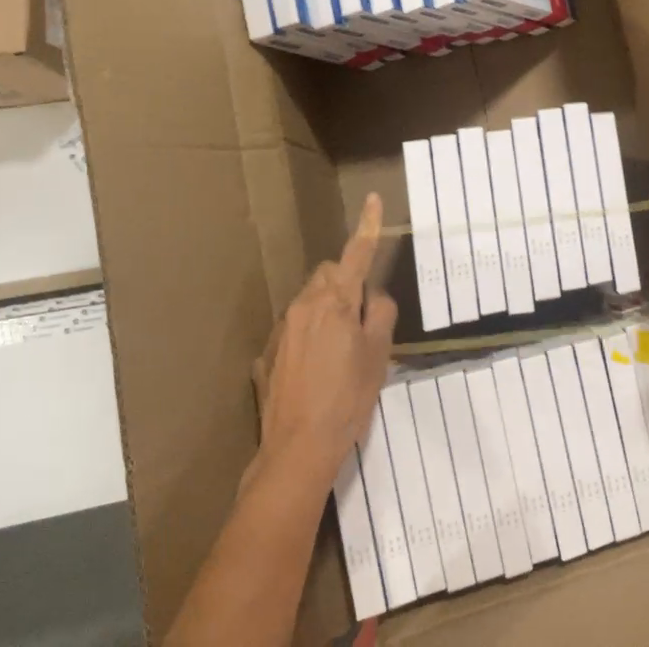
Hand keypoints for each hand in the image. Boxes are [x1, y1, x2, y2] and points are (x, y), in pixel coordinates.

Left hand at [253, 194, 395, 479]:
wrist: (298, 448)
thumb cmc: (348, 398)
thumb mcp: (379, 356)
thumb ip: (380, 314)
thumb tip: (374, 295)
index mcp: (335, 302)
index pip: (356, 254)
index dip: (368, 226)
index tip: (373, 200)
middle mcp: (303, 307)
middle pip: (328, 276)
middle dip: (347, 283)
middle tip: (365, 320)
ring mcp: (282, 331)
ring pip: (311, 302)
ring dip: (329, 311)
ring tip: (344, 352)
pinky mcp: (268, 355)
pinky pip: (297, 330)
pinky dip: (312, 336)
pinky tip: (320, 371)